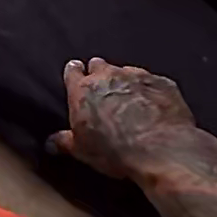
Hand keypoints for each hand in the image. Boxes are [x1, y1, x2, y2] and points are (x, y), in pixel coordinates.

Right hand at [46, 58, 202, 178]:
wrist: (161, 151)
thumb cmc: (115, 150)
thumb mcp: (81, 150)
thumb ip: (64, 141)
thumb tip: (52, 143)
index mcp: (82, 90)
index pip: (72, 71)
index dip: (73, 72)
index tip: (75, 73)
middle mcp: (108, 76)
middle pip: (99, 65)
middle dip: (99, 73)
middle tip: (100, 89)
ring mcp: (138, 77)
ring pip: (126, 70)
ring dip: (124, 81)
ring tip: (127, 99)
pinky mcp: (164, 83)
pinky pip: (152, 81)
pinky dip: (148, 89)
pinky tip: (151, 104)